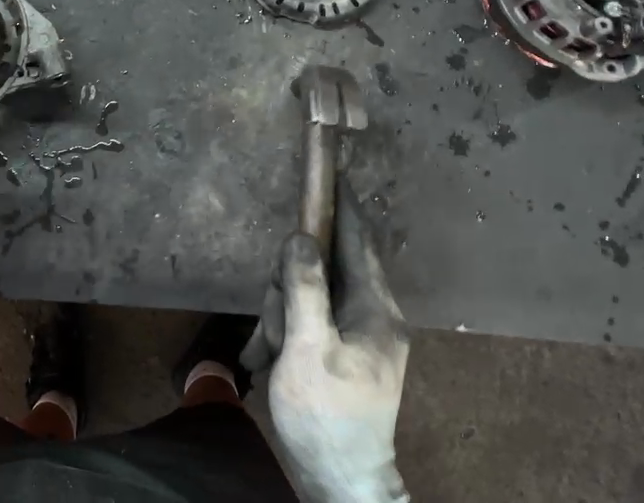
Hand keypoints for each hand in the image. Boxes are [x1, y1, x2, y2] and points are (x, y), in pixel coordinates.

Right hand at [241, 182, 410, 502]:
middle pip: (322, 266)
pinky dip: (283, 331)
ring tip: (272, 351)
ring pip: (307, 293)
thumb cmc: (327, 413)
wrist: (340, 480)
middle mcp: (372, 315)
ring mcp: (356, 334)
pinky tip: (268, 358)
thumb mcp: (310, 348)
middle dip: (289, 285)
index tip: (330, 171)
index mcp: (375, 310)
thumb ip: (305, 288)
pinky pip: (305, 319)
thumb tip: (300, 237)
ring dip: (281, 314)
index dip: (342, 206)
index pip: (358, 241)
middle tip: (276, 321)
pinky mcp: (339, 350)